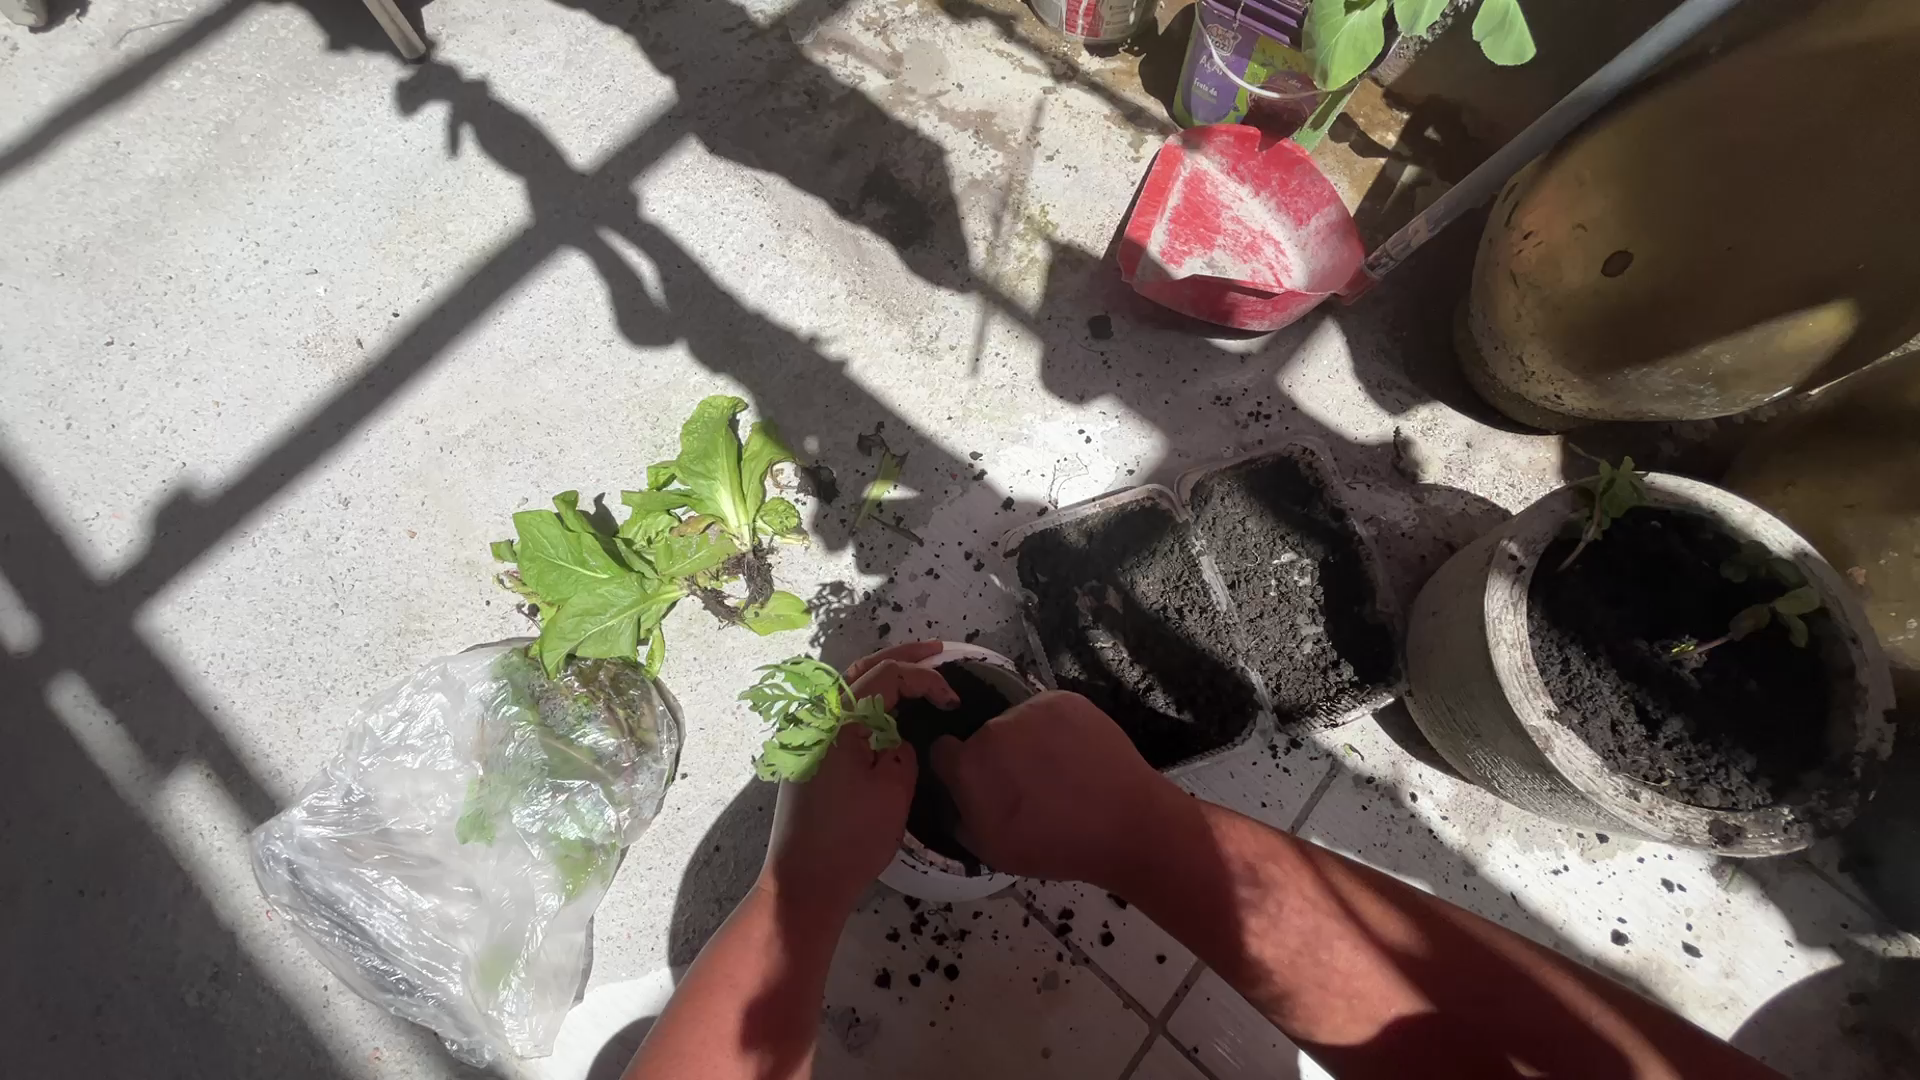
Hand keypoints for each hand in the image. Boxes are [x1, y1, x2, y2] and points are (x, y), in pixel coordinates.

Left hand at [756, 643, 957, 918]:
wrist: (804, 882)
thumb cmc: (851, 838)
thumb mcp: (894, 788)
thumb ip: (902, 747)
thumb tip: (897, 737)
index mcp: (837, 719)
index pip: (887, 676)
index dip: (925, 679)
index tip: (953, 701)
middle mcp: (816, 717)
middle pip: (862, 668)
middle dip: (902, 656)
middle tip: (937, 651)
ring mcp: (807, 734)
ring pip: (848, 686)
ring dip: (883, 673)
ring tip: (918, 668)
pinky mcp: (809, 753)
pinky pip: (841, 710)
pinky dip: (868, 697)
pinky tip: (890, 704)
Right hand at [929, 690, 1181, 888]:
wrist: (1126, 823)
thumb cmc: (1056, 845)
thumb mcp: (992, 852)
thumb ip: (961, 818)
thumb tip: (954, 797)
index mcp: (970, 766)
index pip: (943, 751)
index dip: (958, 767)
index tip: (980, 782)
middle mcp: (993, 729)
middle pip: (984, 737)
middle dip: (998, 756)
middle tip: (1028, 783)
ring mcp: (1030, 710)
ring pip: (1017, 721)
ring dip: (1027, 739)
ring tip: (1058, 769)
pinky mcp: (1063, 699)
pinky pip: (1047, 710)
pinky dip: (1057, 727)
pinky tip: (1077, 753)